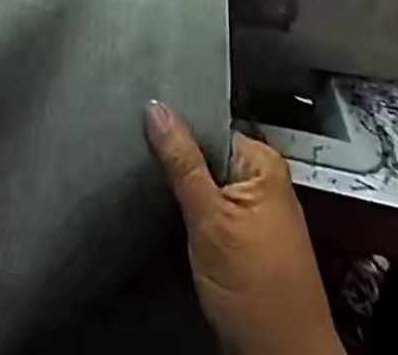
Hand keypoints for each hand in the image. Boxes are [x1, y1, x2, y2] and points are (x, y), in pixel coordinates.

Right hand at [145, 100, 341, 354]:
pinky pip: (208, 207)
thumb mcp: (209, 218)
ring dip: (178, 184)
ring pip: (204, 182)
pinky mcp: (241, 236)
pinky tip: (164, 208)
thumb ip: (182, 161)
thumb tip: (157, 108)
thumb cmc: (255, 289)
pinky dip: (187, 207)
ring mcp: (252, 209)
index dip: (175, 126)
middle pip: (206, 153)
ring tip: (144, 177)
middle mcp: (261, 179)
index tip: (140, 122)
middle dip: (175, 156)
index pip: (209, 126)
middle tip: (136, 154)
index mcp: (262, 162)